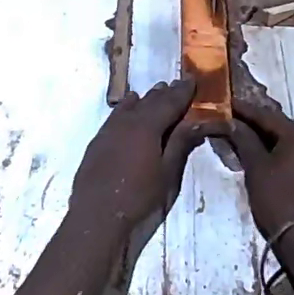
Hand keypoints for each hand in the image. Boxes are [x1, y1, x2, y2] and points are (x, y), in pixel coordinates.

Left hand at [70, 78, 220, 224]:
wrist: (97, 216)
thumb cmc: (139, 197)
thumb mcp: (167, 173)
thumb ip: (180, 143)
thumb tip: (196, 121)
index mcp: (147, 126)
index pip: (169, 102)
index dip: (182, 91)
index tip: (192, 79)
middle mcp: (126, 122)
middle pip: (149, 101)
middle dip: (165, 93)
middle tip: (176, 84)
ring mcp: (108, 131)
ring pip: (129, 106)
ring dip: (145, 99)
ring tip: (155, 92)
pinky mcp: (97, 142)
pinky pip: (115, 116)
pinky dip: (125, 108)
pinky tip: (127, 108)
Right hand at [227, 101, 293, 240]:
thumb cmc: (276, 199)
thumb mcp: (256, 167)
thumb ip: (243, 139)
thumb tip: (231, 121)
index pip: (266, 115)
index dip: (243, 109)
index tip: (224, 102)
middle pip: (278, 126)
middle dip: (253, 123)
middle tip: (228, 118)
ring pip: (285, 140)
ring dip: (263, 138)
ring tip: (238, 135)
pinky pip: (292, 153)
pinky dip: (274, 151)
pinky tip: (257, 153)